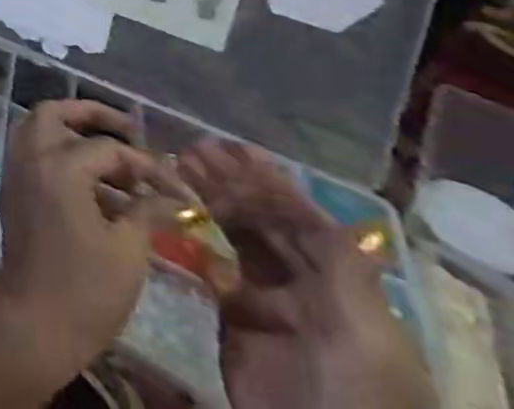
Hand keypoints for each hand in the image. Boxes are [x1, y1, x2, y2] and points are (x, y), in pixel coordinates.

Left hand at [0, 100, 187, 373]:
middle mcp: (27, 159)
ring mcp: (14, 173)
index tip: (184, 194)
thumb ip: (147, 211)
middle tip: (130, 132)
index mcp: (55, 166)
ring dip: (74, 137)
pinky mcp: (13, 191)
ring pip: (38, 133)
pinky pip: (34, 157)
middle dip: (89, 115)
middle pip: (51, 114)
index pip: (107, 147)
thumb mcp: (128, 247)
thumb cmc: (87, 284)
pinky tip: (102, 193)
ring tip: (122, 170)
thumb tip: (173, 197)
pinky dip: (62, 159)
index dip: (150, 167)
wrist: (36, 314)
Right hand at [179, 140, 435, 408]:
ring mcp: (266, 301)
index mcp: (339, 287)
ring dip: (210, 201)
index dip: (269, 185)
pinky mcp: (233, 316)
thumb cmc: (354, 390)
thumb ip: (349, 277)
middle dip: (230, 183)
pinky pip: (213, 268)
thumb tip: (340, 219)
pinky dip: (193, 239)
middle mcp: (304, 286)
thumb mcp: (363, 336)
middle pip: (265, 224)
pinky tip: (170, 215)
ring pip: (237, 238)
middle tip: (189, 148)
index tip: (233, 150)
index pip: (301, 222)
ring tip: (175, 166)